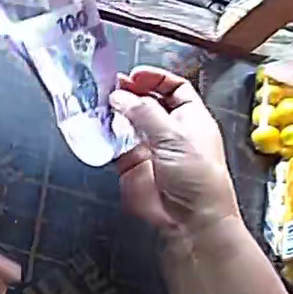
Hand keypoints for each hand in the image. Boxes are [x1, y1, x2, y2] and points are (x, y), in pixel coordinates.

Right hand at [111, 67, 239, 240]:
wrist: (188, 218)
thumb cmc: (197, 177)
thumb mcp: (174, 138)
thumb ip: (144, 114)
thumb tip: (120, 95)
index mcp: (190, 118)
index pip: (174, 88)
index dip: (155, 79)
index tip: (133, 75)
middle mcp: (169, 129)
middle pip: (147, 102)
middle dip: (130, 92)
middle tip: (109, 86)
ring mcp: (149, 146)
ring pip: (128, 121)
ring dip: (114, 111)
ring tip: (98, 102)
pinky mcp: (131, 163)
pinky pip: (114, 142)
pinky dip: (104, 133)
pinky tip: (96, 125)